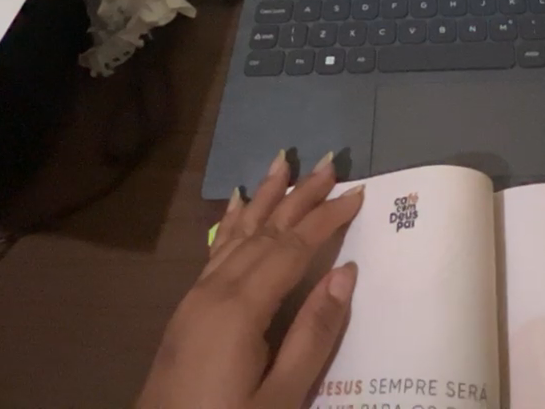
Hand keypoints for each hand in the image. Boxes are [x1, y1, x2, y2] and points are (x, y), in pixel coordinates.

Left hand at [137, 153, 364, 408]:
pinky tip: (237, 203)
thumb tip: (346, 271)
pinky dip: (232, 221)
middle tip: (328, 162)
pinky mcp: (187, 309)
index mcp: (242, 308)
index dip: (326, 217)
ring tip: (283, 160)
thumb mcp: (280, 399)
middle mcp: (217, 289)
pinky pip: (216, 249)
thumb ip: (314, 334)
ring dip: (265, 196)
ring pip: (240, 232)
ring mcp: (197, 296)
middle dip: (300, 195)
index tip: (357, 192)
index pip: (294, 247)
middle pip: (267, 229)